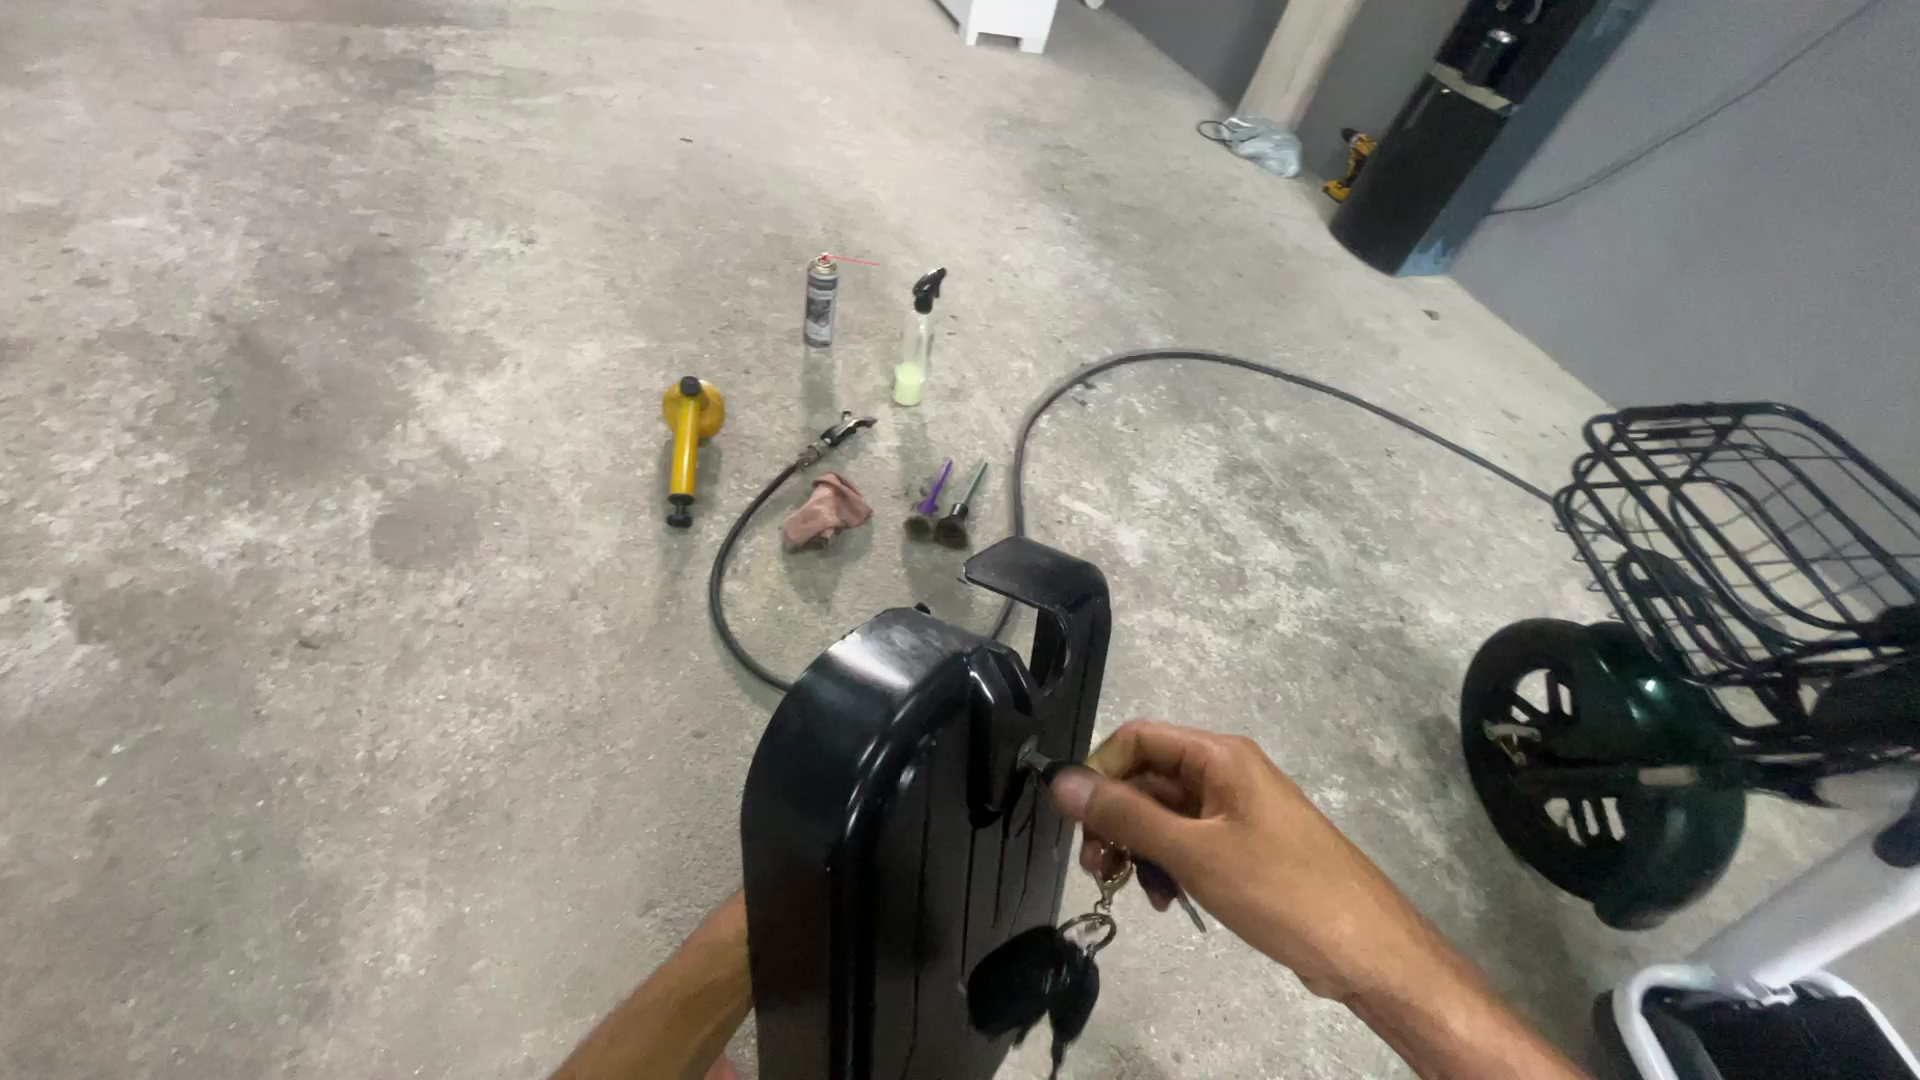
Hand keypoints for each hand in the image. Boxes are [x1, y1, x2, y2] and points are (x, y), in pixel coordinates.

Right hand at [1049, 721, 1454, 1003]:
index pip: (1137, 739)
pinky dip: (1166, 865)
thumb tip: (1060, 780)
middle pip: (1147, 778)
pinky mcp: (1243, 847)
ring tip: (1129, 889)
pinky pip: (1187, 842)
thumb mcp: (1193, 852)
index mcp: (1218, 756)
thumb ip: (1124, 815)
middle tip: (1096, 868)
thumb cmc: (1281, 890)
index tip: (1076, 819)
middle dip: (1115, 819)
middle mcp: (1224, 773)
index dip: (1099, 771)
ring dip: (1137, 847)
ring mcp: (1235, 811)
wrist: (1372, 955)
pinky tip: (1166, 899)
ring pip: (1163, 814)